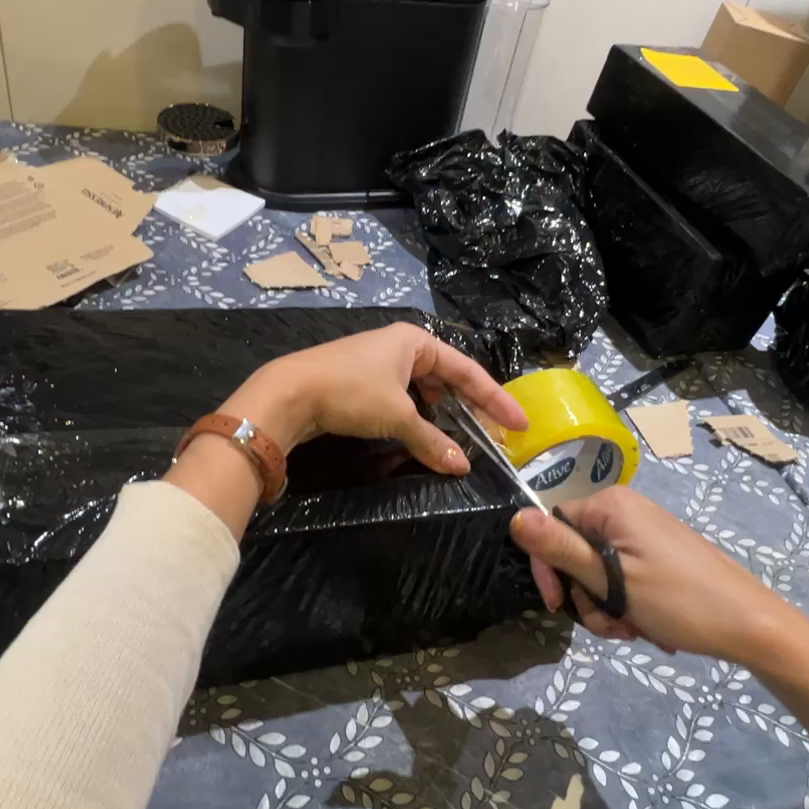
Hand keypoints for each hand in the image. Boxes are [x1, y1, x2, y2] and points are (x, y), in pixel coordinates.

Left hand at [222, 322, 526, 474]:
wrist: (289, 393)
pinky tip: (427, 435)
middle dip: (470, 407)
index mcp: (415, 341)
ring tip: (465, 439)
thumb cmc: (350, 392)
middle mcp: (400, 347)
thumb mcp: (397, 416)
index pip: (467, 370)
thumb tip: (461, 466)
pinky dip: (419, 417)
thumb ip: (431, 440)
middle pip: (447, 378)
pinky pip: (404, 399)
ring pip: (424, 391)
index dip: (495, 398)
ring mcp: (380, 364)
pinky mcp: (363, 383)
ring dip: (443, 415)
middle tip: (495, 435)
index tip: (519, 423)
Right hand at [508, 487, 795, 663]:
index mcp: (610, 505)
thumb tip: (514, 517)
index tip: (558, 609)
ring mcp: (644, 533)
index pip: (551, 526)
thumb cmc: (680, 601)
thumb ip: (561, 549)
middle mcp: (624, 510)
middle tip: (612, 623)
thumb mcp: (613, 580)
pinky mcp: (658, 554)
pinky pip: (622, 576)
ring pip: (597, 571)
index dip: (548, 569)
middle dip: (585, 596)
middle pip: (574, 552)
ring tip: (634, 629)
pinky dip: (627, 604)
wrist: (752, 626)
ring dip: (606, 607)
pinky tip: (647, 626)